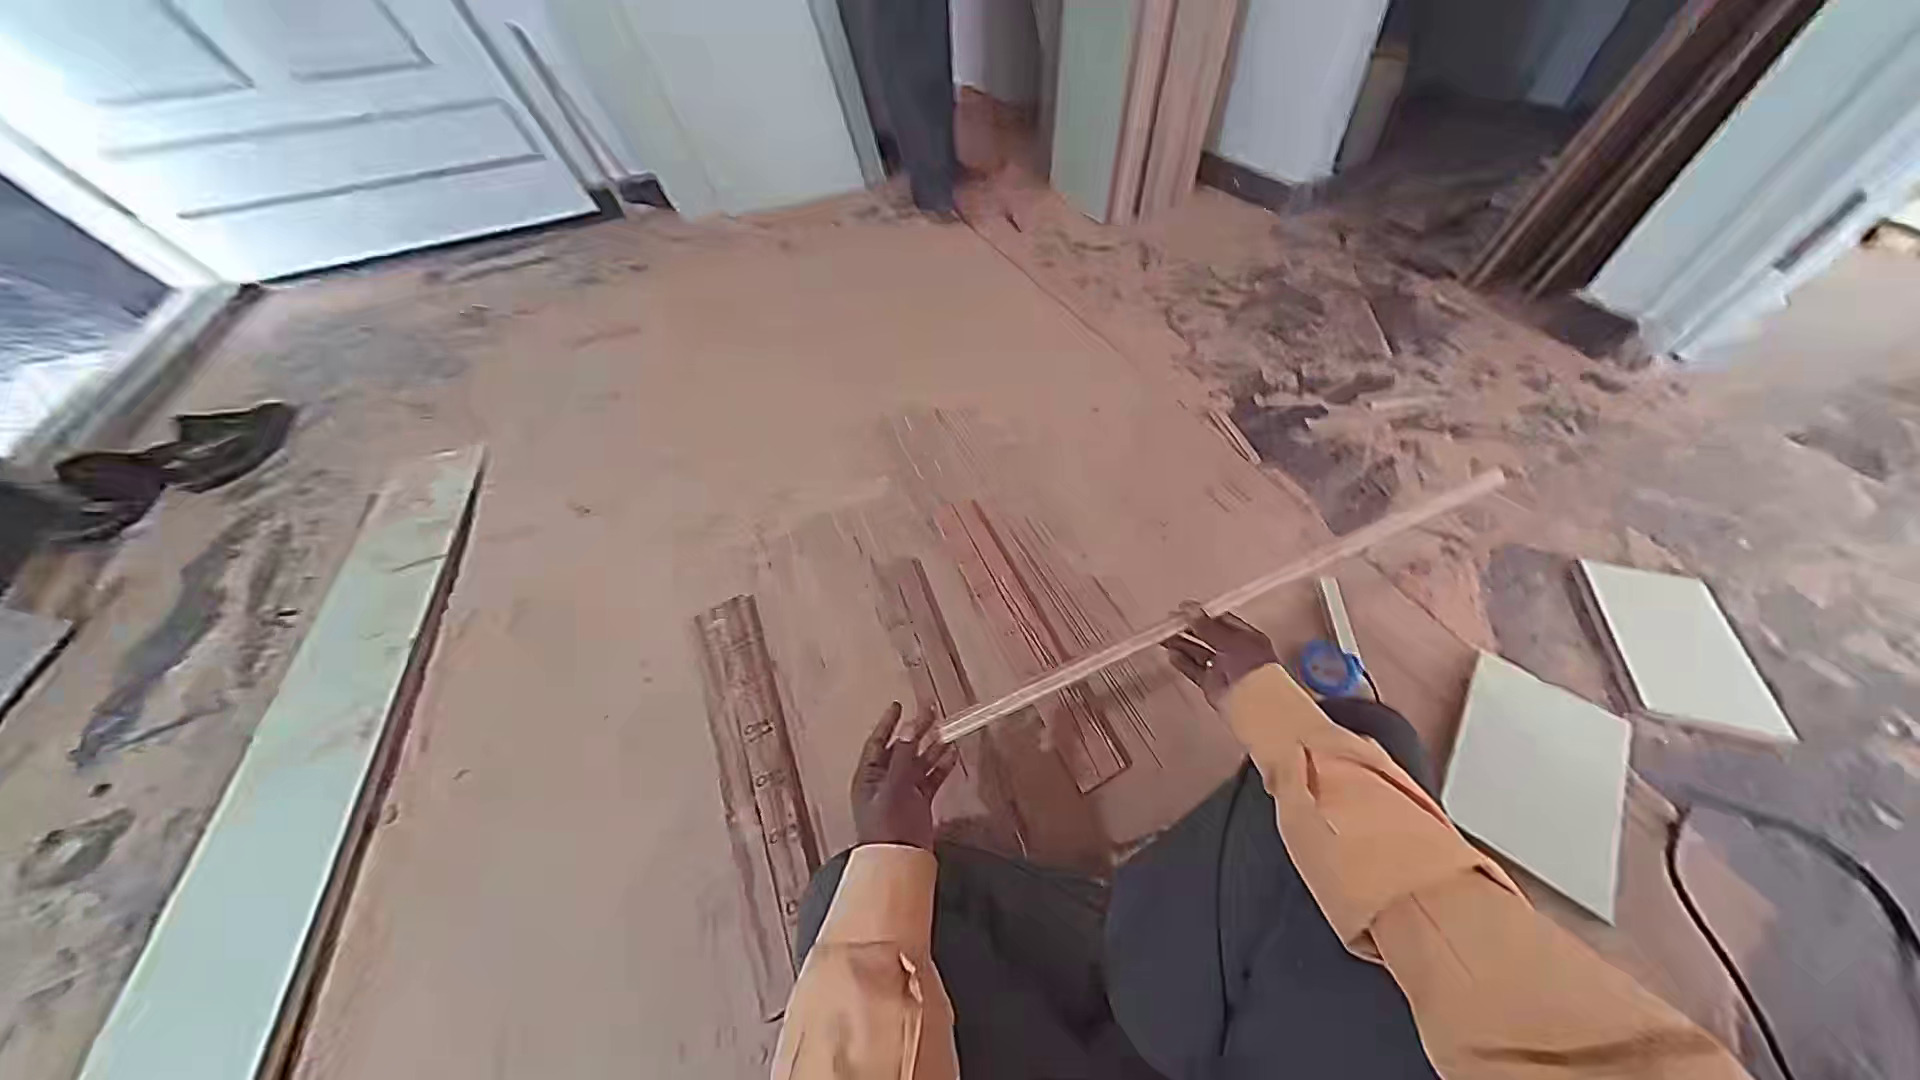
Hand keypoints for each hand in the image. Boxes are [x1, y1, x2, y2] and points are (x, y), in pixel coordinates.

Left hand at [851, 702, 959, 848]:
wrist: (898, 863)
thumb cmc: (887, 824)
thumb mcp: (893, 787)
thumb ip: (903, 756)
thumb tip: (909, 727)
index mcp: (869, 776)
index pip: (877, 742)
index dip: (888, 723)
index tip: (899, 705)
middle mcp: (885, 780)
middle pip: (901, 749)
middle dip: (915, 731)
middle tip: (931, 712)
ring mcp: (903, 791)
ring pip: (918, 762)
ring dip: (931, 747)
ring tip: (946, 730)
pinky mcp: (919, 802)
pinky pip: (931, 779)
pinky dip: (941, 766)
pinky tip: (952, 754)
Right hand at [1162, 608, 1278, 709]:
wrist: (1255, 703)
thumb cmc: (1256, 671)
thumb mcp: (1230, 640)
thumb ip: (1207, 626)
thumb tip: (1191, 611)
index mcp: (1246, 638)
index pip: (1221, 621)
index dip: (1202, 614)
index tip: (1185, 609)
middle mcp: (1235, 653)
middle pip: (1206, 636)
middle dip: (1188, 629)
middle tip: (1171, 623)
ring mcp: (1223, 669)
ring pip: (1197, 653)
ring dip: (1181, 644)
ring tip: (1166, 637)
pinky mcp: (1212, 684)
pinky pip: (1194, 670)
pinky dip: (1182, 662)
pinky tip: (1173, 655)